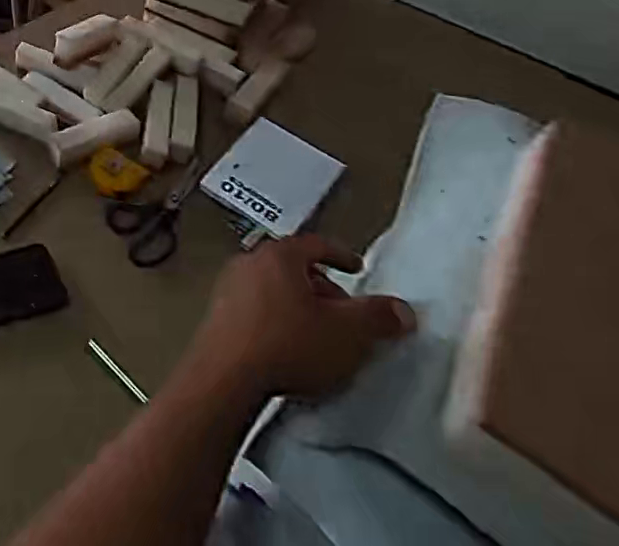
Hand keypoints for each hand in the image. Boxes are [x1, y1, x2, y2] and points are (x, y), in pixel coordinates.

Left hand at [187, 234, 414, 401]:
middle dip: (320, 286)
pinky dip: (274, 318)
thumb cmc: (288, 343)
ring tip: (317, 333)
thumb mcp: (347, 333)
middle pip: (291, 266)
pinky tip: (285, 346)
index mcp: (279, 255)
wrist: (226, 374)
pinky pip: (254, 307)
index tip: (356, 267)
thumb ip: (378, 318)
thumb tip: (402, 309)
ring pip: (272, 287)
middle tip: (342, 311)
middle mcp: (249, 262)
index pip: (315, 244)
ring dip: (296, 304)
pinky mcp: (216, 314)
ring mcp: (228, 287)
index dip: (340, 255)